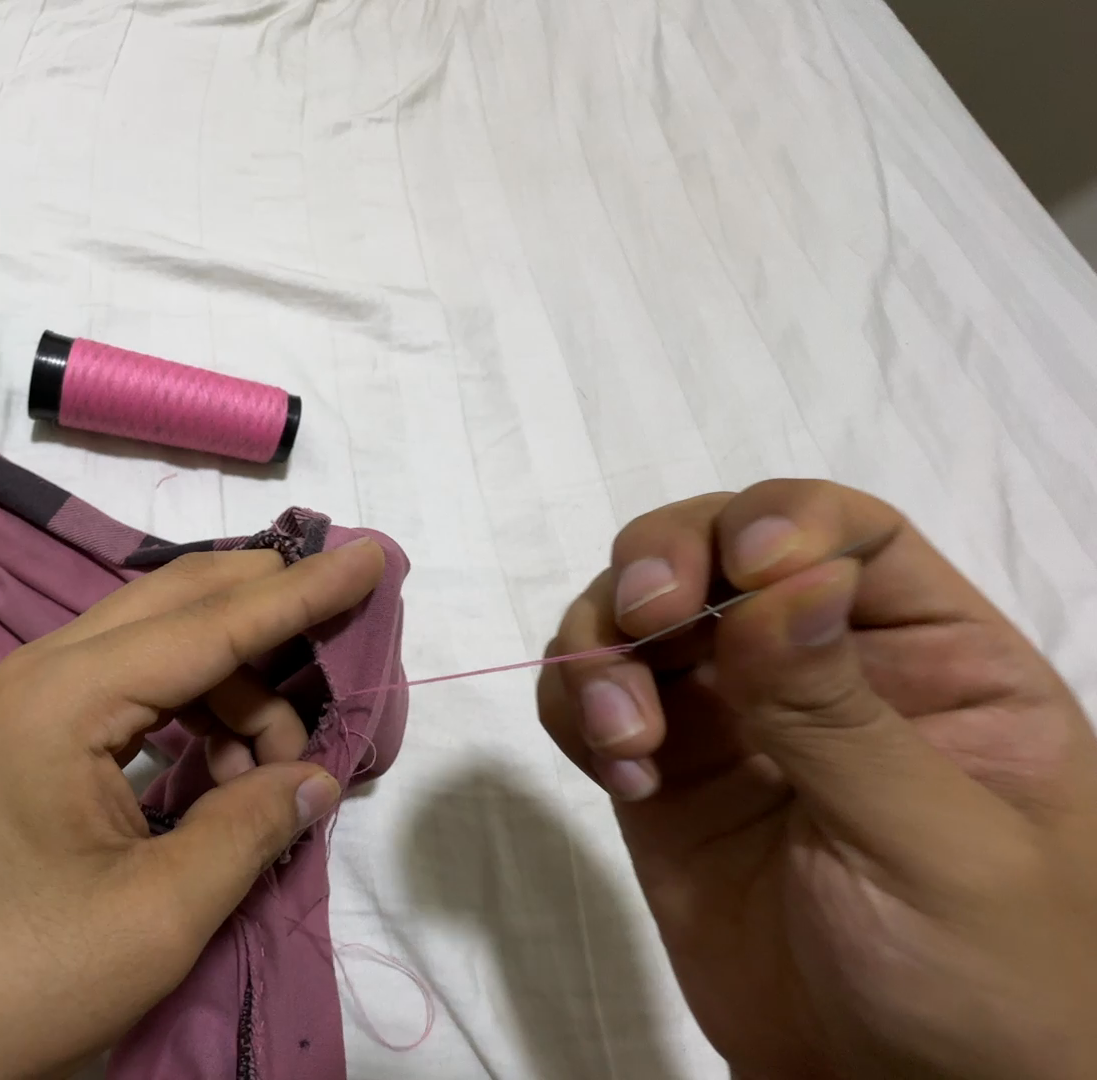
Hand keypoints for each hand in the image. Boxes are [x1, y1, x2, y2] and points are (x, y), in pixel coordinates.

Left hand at [0, 540, 386, 1079]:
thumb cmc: (25, 977)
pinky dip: (199, 715)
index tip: (372, 555)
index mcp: (65, 696)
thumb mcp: (159, 914)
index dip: (298, 593)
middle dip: (269, 606)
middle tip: (349, 618)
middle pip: (180, 604)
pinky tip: (226, 774)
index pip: (207, 624)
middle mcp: (47, 671)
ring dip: (238, 688)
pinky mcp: (44, 732)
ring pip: (165, 647)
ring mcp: (40, 698)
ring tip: (276, 769)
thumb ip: (250, 827)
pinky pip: (140, 689)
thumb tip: (317, 774)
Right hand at [537, 480, 1096, 1078]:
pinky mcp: (645, 755)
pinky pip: (580, 693)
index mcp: (925, 660)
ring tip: (625, 747)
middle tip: (640, 623)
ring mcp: (713, 707)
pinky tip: (618, 780)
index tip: (739, 571)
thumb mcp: (933, 846)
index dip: (782, 521)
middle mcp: (804, 662)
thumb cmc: (974, 981)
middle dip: (653, 569)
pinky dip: (574, 716)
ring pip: (619, 616)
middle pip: (702, 549)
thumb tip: (784, 579)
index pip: (846, 533)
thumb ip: (843, 711)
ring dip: (598, 659)